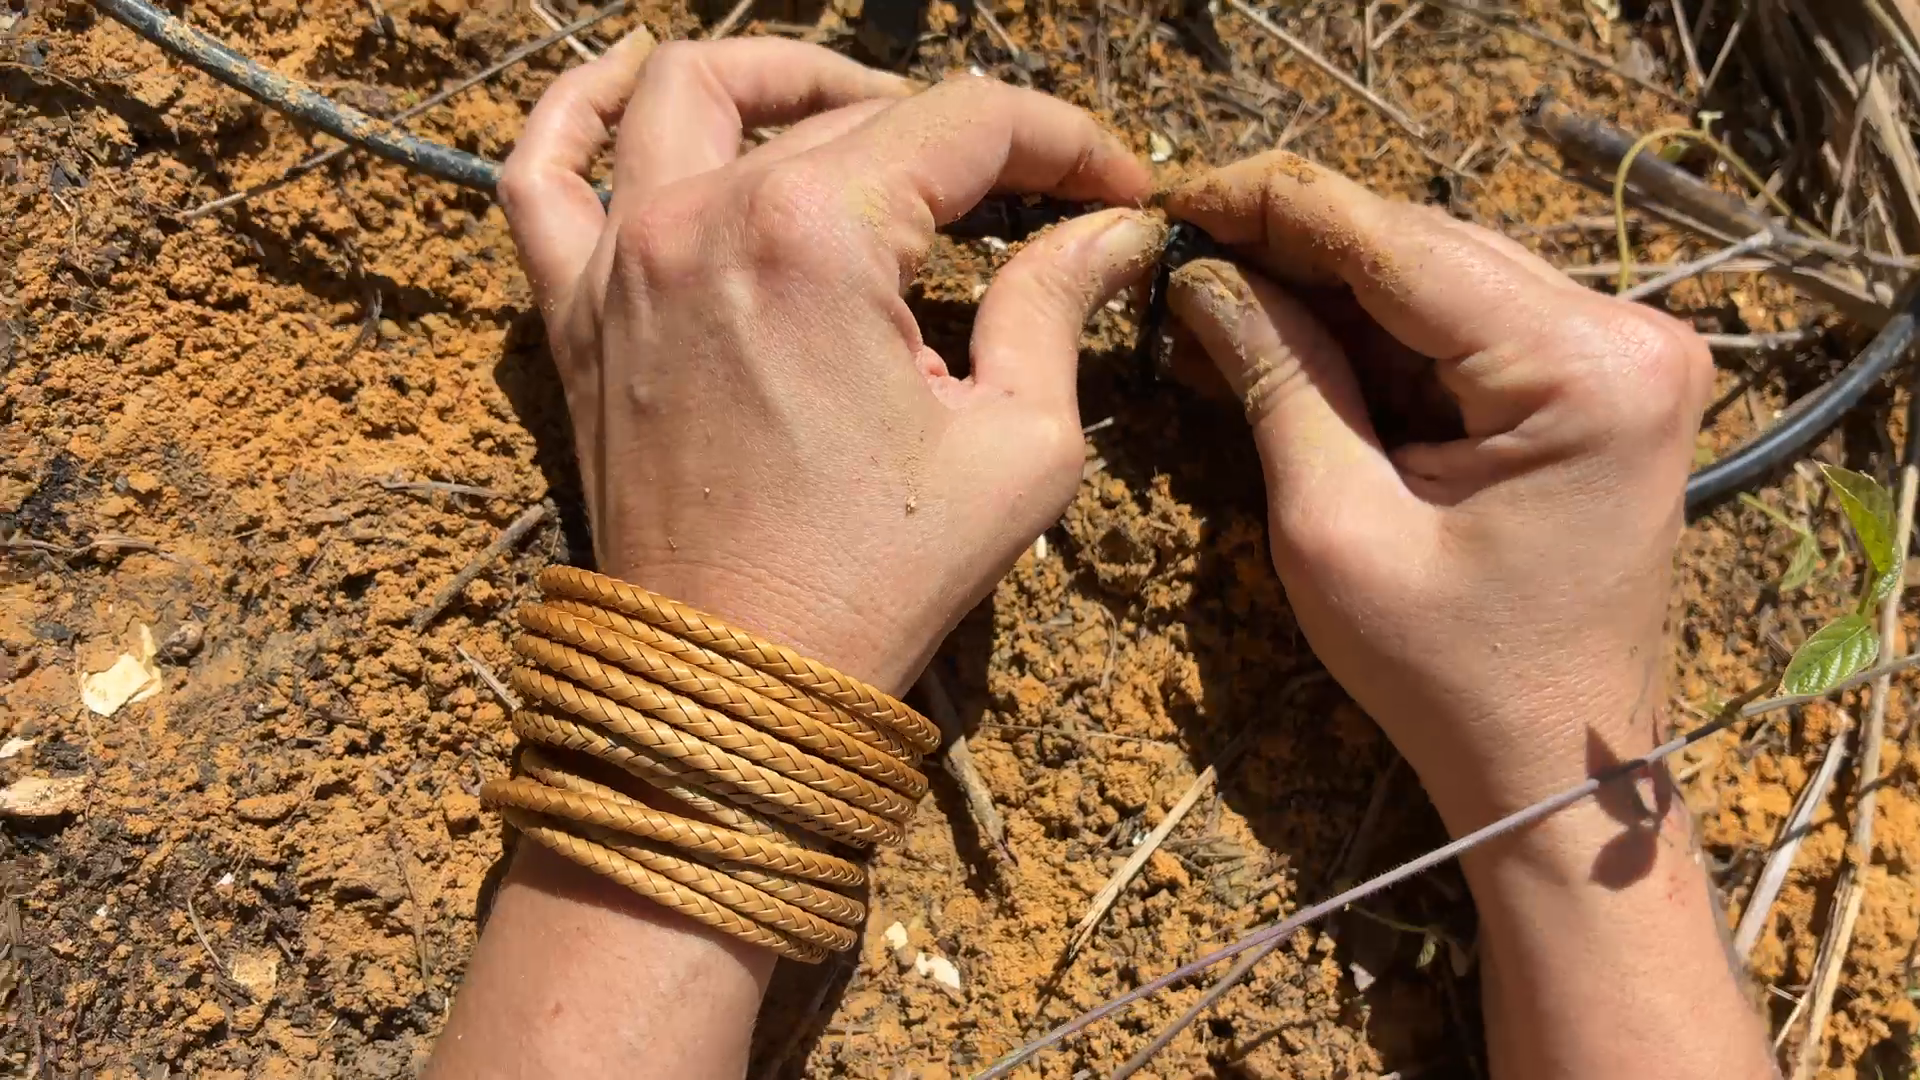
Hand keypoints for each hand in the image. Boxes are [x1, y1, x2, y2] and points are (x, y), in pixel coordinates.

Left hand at [498, 37, 1161, 693]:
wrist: (746, 680)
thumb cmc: (884, 577)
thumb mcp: (1017, 449)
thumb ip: (1057, 310)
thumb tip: (1109, 236)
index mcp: (819, 240)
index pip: (966, 126)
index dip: (1060, 141)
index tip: (1111, 184)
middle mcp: (704, 219)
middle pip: (853, 114)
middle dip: (964, 140)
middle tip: (1027, 191)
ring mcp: (623, 262)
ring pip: (692, 94)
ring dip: (793, 77)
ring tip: (867, 106)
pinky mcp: (580, 318)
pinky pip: (547, 174)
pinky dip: (582, 109)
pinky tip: (636, 84)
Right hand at [1164, 152, 1711, 832]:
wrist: (1540, 756)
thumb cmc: (1438, 666)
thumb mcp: (1333, 523)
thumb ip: (1279, 383)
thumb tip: (1207, 282)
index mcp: (1578, 371)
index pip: (1398, 247)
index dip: (1278, 209)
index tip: (1187, 191)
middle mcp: (1615, 338)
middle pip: (1414, 252)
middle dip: (1288, 245)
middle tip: (1184, 241)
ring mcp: (1601, 361)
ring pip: (1420, 287)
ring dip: (1308, 292)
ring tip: (1205, 293)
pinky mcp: (1567, 391)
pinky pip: (1436, 337)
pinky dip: (1349, 339)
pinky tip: (1267, 337)